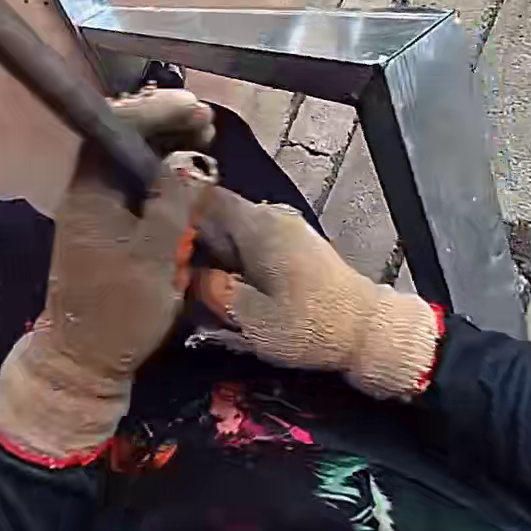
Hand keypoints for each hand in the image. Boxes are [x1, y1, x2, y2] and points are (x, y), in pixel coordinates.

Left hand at [0, 89, 217, 465]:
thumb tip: (193, 160)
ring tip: (205, 137)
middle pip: (125, 138)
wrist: (87, 360)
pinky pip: (139, 183)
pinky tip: (191, 171)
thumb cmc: (119, 311)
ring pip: (134, 158)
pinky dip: (166, 172)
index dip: (153, 111)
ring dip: (168, 144)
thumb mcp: (154, 258)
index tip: (191, 108)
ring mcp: (101, 206)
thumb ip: (174, 203)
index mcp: (90, 193)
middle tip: (205, 122)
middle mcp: (90, 190)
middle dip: (165, 123)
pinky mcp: (114, 222)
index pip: (115, 130)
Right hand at [196, 190, 442, 400]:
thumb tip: (189, 276)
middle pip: (218, 215)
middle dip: (195, 240)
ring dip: (216, 253)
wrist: (368, 331)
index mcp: (257, 225)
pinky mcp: (295, 247)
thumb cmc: (309, 324)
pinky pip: (253, 243)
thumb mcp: (251, 317)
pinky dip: (236, 259)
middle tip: (177, 272)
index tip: (161, 240)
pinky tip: (231, 286)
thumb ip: (213, 291)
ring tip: (200, 283)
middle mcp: (270, 217)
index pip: (207, 198)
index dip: (179, 213)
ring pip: (235, 231)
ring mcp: (285, 230)